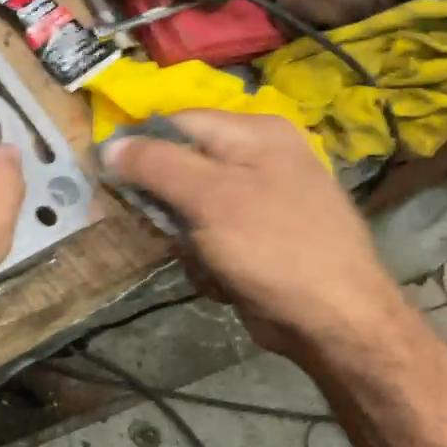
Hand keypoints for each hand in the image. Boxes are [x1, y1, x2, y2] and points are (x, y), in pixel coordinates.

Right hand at [102, 110, 411, 361]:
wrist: (338, 323)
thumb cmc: (274, 248)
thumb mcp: (209, 198)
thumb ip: (156, 164)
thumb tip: (108, 144)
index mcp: (254, 132)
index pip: (174, 123)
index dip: (139, 148)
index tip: (112, 182)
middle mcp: (259, 156)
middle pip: (180, 163)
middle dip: (163, 202)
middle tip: (162, 229)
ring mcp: (260, 198)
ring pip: (188, 205)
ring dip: (182, 236)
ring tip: (198, 258)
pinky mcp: (257, 235)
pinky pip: (207, 234)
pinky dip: (202, 255)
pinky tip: (217, 274)